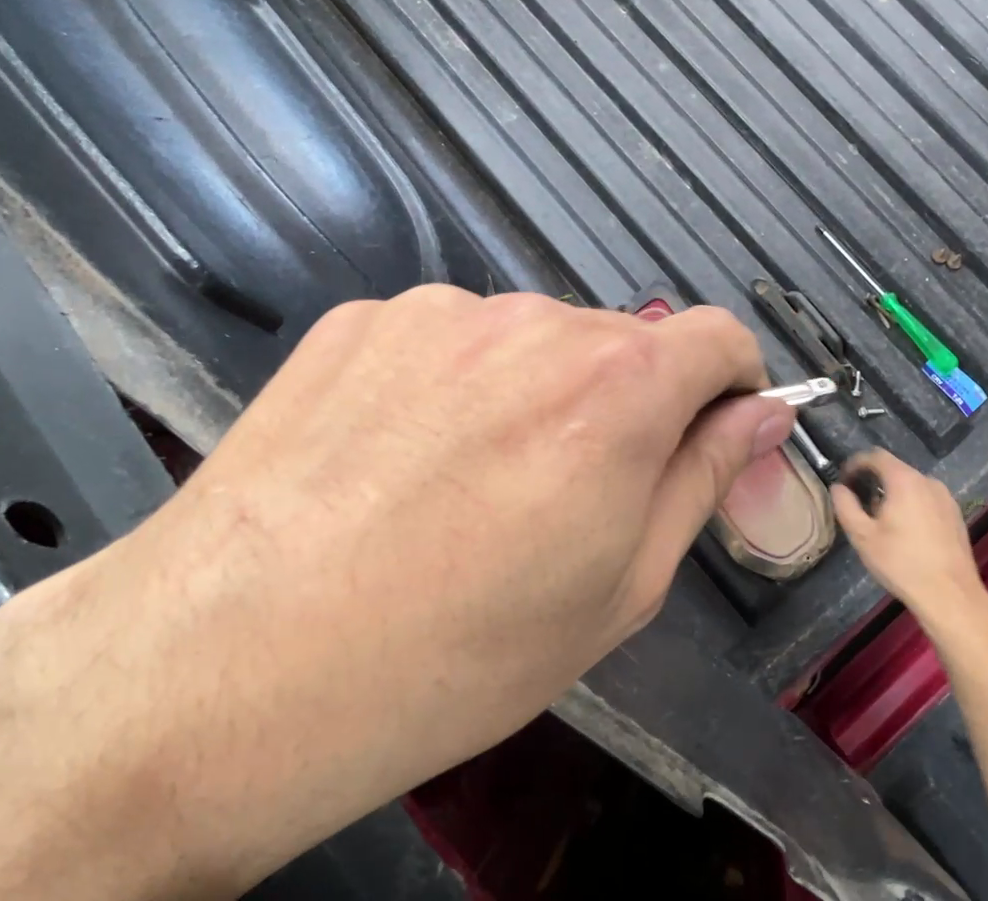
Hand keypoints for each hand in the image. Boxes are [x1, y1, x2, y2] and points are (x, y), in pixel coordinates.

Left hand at [0, 287, 793, 893]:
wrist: (227, 672)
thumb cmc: (458, 656)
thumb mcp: (621, 589)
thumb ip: (703, 479)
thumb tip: (760, 416)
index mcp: (617, 388)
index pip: (719, 337)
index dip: (729, 388)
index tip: (707, 439)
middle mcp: (534, 323)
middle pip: (623, 343)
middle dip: (629, 405)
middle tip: (575, 499)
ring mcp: (436, 314)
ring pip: (534, 341)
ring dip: (540, 395)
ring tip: (476, 490)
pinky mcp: (357, 323)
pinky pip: (448, 342)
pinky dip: (458, 387)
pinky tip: (405, 466)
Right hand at [830, 449, 984, 620]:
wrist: (949, 594)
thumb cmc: (901, 563)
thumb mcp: (863, 537)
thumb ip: (846, 506)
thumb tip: (838, 488)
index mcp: (904, 481)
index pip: (876, 456)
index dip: (856, 463)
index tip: (844, 479)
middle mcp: (928, 481)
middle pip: (896, 470)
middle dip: (874, 482)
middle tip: (859, 504)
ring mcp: (946, 498)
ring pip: (913, 486)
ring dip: (894, 495)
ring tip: (882, 522)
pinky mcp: (956, 515)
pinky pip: (927, 500)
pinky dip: (912, 506)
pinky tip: (907, 533)